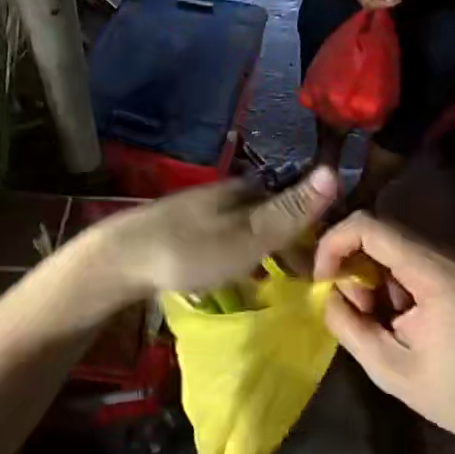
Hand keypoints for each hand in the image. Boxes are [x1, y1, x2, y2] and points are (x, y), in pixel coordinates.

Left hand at [90, 167, 338, 300]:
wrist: (121, 259)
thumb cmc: (191, 251)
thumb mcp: (248, 236)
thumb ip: (289, 211)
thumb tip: (333, 170)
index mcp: (241, 191)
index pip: (289, 200)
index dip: (309, 228)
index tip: (322, 261)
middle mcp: (220, 195)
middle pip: (264, 215)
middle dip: (284, 243)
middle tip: (298, 278)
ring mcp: (195, 213)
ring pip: (240, 230)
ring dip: (259, 253)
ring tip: (269, 283)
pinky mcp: (175, 232)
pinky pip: (217, 243)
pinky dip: (232, 260)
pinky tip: (228, 280)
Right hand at [314, 212, 454, 453]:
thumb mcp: (390, 370)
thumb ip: (346, 325)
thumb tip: (324, 293)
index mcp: (439, 273)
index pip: (368, 225)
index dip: (333, 244)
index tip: (322, 281)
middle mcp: (454, 253)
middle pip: (380, 233)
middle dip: (353, 267)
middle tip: (357, 312)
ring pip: (394, 246)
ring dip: (373, 277)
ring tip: (383, 323)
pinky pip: (413, 258)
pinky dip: (394, 281)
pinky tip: (404, 320)